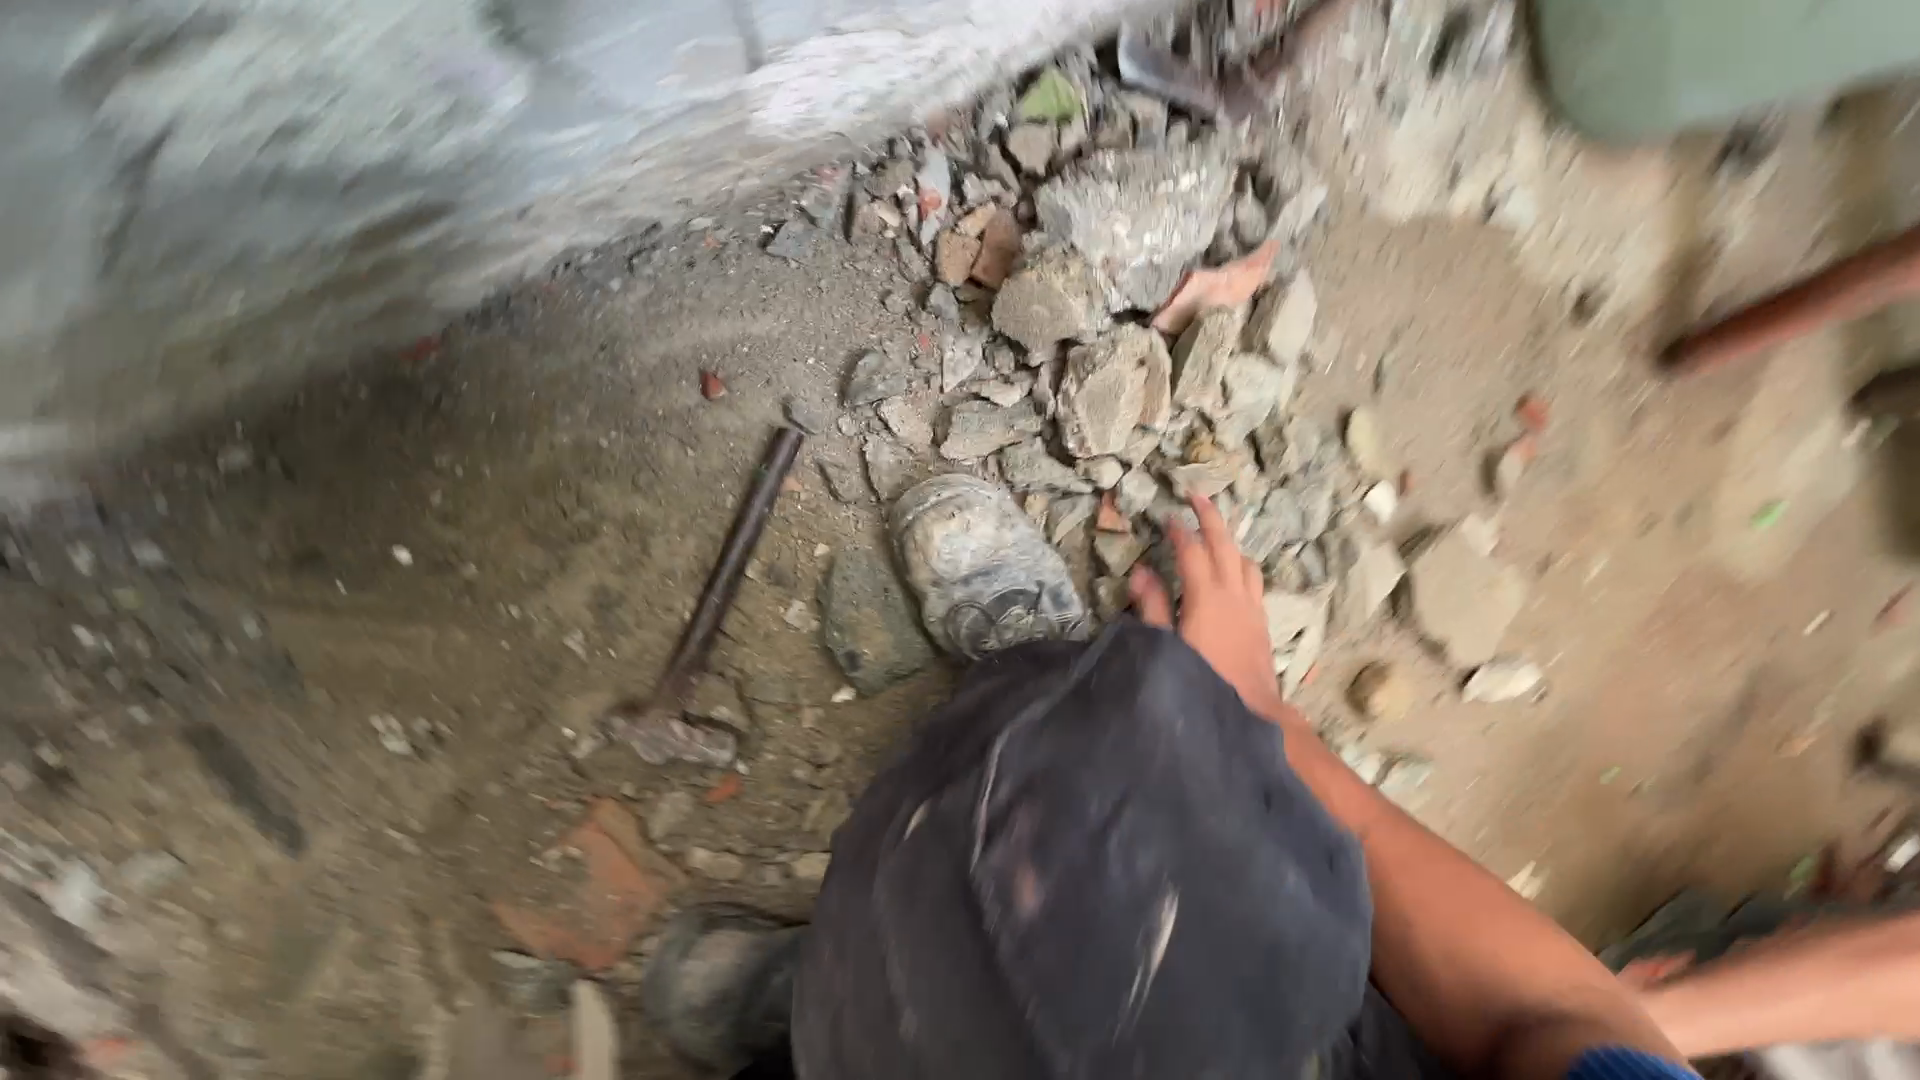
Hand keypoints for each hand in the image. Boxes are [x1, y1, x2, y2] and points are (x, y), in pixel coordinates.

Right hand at [1129, 495, 1289, 715]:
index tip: (1167, 517)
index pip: (1192, 551)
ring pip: (1245, 561)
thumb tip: (1140, 572)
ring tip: (1215, 536)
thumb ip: (1154, 607)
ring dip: (1229, 543)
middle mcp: (1234, 594)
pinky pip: (1254, 581)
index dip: (1179, 531)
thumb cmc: (1203, 681)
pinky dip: (1240, 566)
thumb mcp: (1167, 646)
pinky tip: (1233, 575)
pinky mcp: (1262, 621)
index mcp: (1208, 596)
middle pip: (1224, 545)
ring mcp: (1252, 607)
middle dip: (1211, 518)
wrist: (1252, 712)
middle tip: (1197, 497)